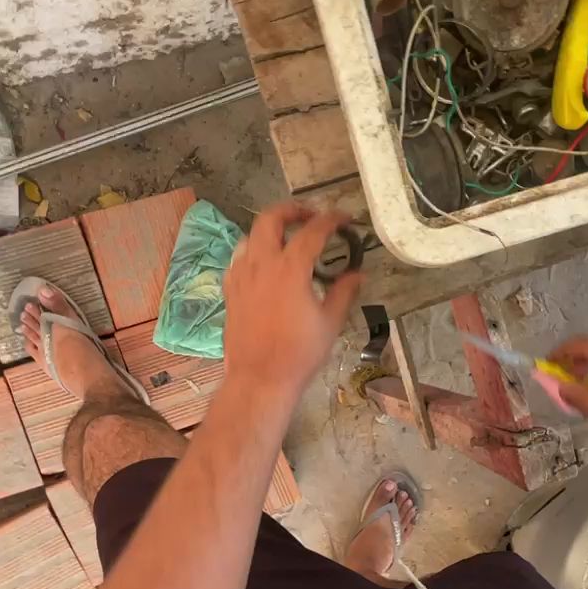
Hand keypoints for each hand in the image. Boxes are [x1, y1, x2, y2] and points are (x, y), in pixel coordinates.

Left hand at [222, 202, 362, 400]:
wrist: (260, 378)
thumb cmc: (299, 353)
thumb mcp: (329, 323)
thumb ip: (343, 292)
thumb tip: (357, 275)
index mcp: (290, 268)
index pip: (312, 231)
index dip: (331, 220)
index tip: (344, 219)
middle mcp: (261, 264)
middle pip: (270, 219)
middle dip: (291, 210)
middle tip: (309, 216)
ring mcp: (241, 277)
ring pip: (250, 237)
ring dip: (269, 231)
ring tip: (286, 239)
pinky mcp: (230, 292)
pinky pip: (238, 260)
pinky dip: (252, 253)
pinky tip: (263, 267)